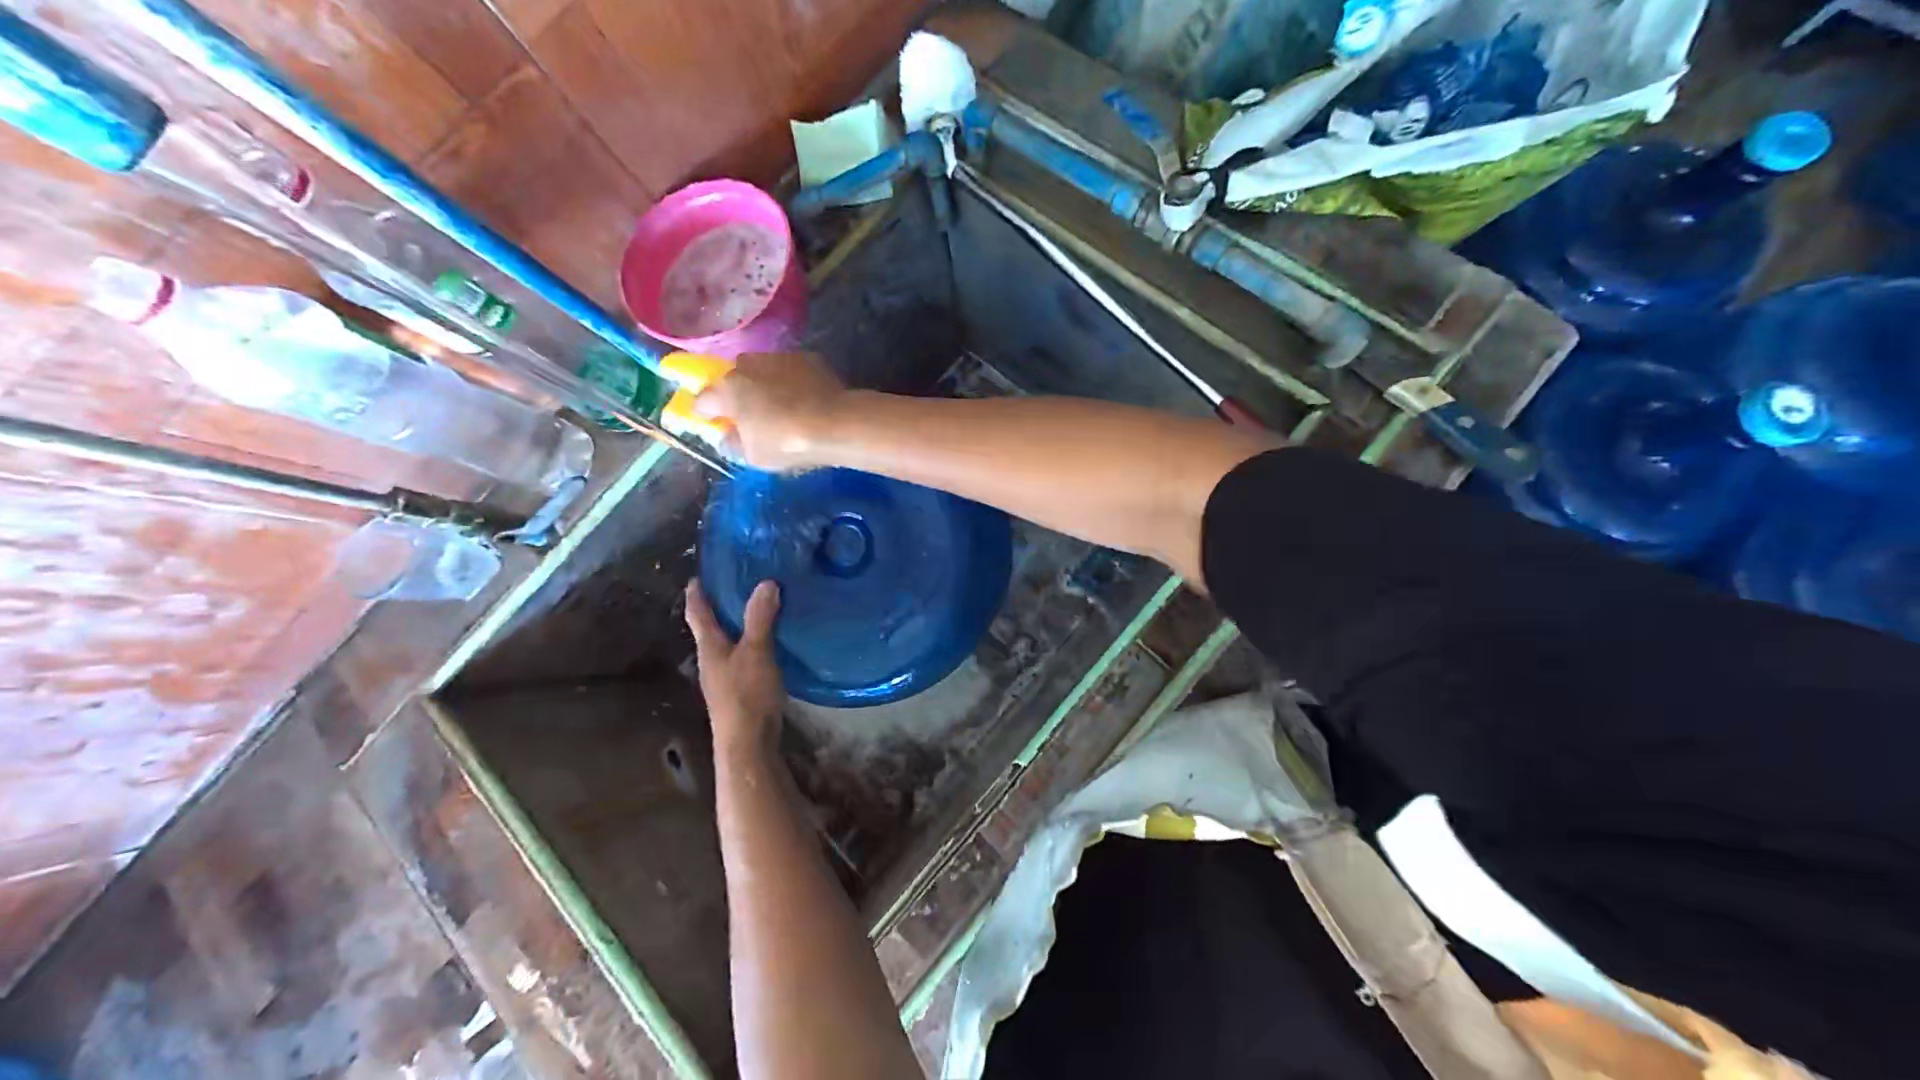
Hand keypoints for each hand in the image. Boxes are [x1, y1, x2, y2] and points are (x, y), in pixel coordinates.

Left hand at [684, 578, 784, 760]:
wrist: (747, 744)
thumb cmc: (746, 694)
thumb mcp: (756, 651)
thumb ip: (760, 618)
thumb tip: (766, 583)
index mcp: (709, 647)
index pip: (698, 613)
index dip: (697, 594)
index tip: (697, 577)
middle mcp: (711, 661)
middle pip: (710, 629)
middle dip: (719, 608)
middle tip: (735, 586)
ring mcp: (723, 679)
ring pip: (726, 645)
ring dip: (736, 627)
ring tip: (755, 611)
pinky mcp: (738, 693)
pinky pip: (741, 659)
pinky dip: (750, 646)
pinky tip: (766, 645)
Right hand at [693, 351, 847, 469]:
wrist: (836, 423)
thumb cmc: (787, 443)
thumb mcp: (754, 456)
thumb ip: (734, 443)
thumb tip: (728, 436)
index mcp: (727, 390)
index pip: (704, 400)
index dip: (706, 413)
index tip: (714, 423)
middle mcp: (748, 365)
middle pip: (733, 379)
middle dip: (737, 394)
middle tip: (750, 415)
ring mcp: (778, 357)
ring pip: (762, 370)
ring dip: (764, 384)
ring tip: (781, 405)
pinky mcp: (806, 357)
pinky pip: (789, 370)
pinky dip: (791, 381)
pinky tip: (804, 398)